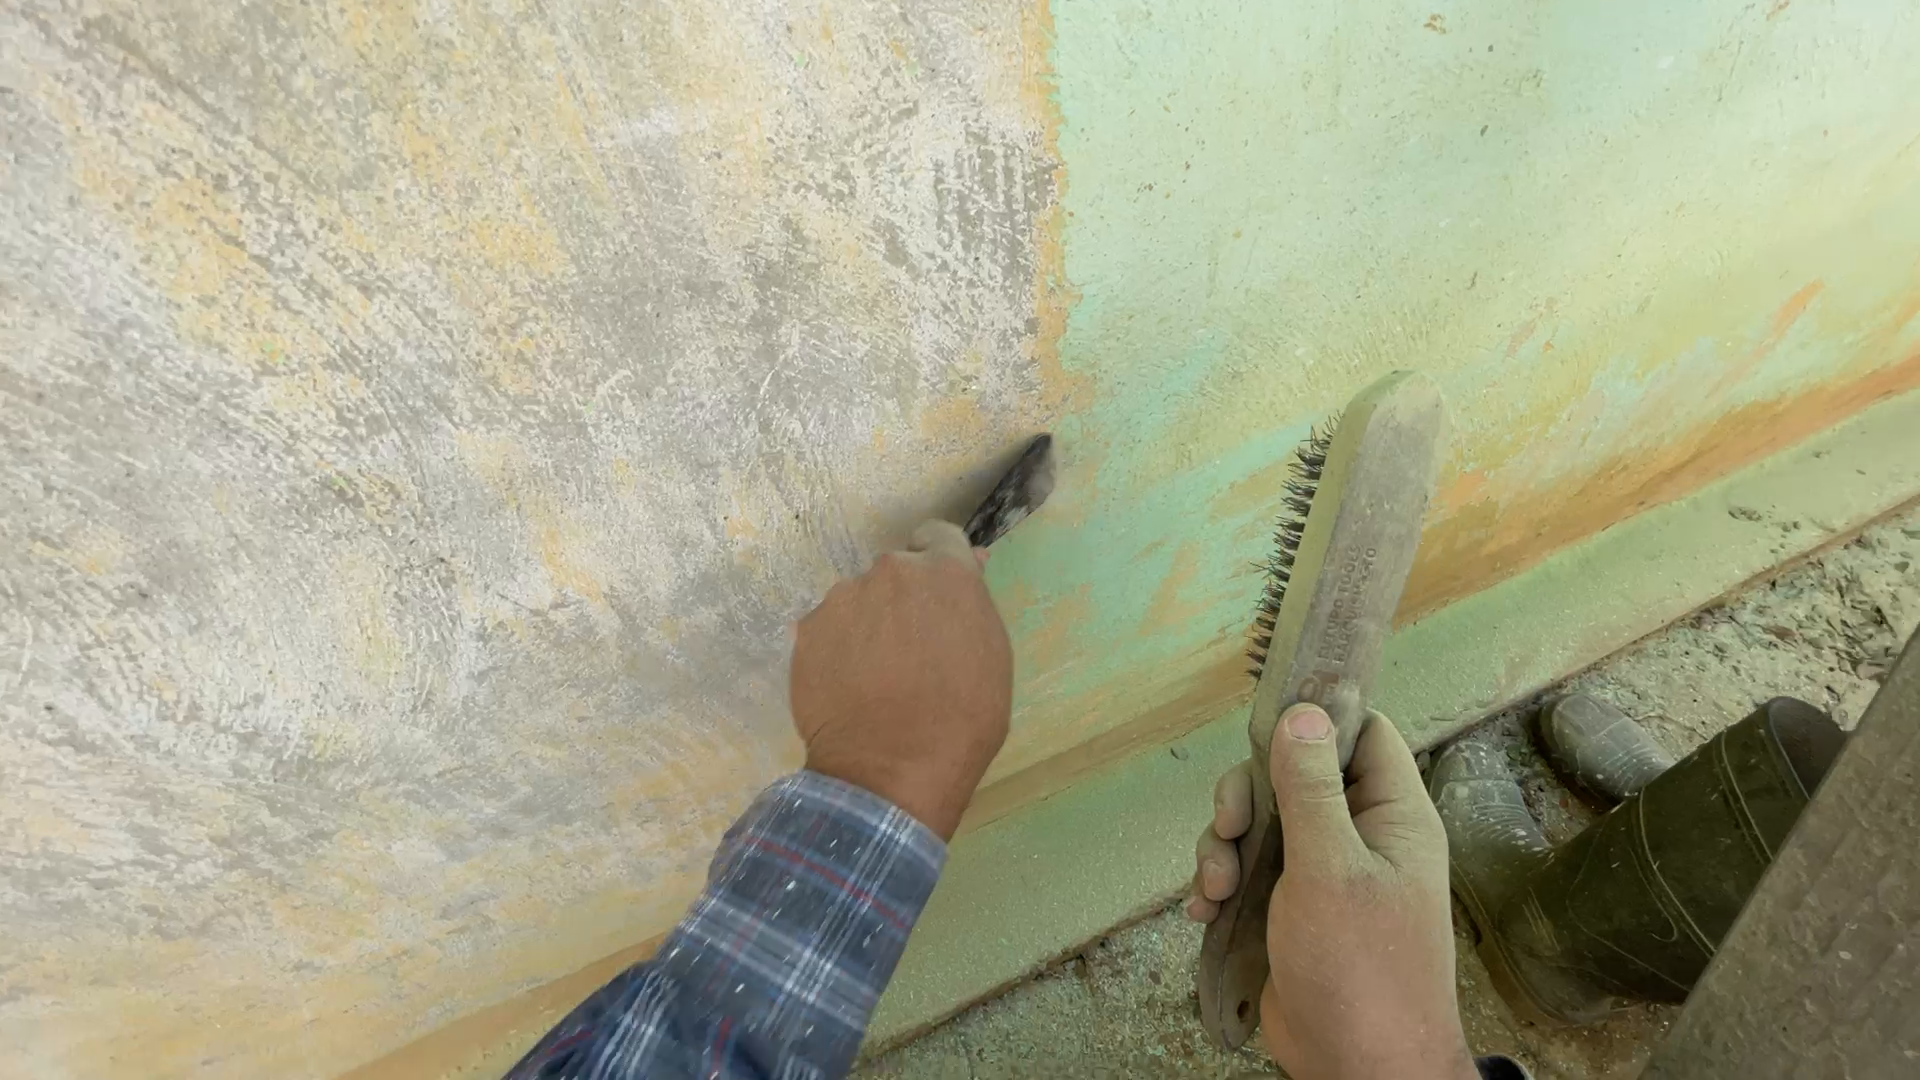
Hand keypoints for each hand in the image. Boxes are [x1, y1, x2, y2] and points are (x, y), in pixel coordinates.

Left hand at [790, 520, 1011, 838]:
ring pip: (859, 599)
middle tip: (909, 650)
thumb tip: (969, 563)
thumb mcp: (992, 655)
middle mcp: (891, 570)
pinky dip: (837, 648)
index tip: (937, 597)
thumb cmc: (962, 719)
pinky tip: (846, 686)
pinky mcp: (807, 629)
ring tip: (873, 675)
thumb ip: (973, 602)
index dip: (938, 563)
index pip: (938, 536)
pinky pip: (829, 627)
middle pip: (897, 572)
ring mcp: (843, 598)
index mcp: (945, 571)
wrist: (891, 771)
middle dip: (903, 598)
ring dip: (867, 622)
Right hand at [1188, 704, 1476, 1079]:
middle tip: (1228, 827)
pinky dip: (1217, 880)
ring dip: (1223, 847)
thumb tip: (1302, 711)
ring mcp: (1317, 867)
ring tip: (1215, 890)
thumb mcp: (1330, 869)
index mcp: (1389, 815)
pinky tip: (1205, 909)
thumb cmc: (1359, 967)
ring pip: (1256, 819)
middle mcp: (1355, 832)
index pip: (1363, 734)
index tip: (1267, 717)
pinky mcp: (1284, 899)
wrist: (1354, 1071)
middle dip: (1246, 797)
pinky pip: (1241, 864)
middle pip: (1289, 773)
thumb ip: (1311, 788)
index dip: (1320, 716)